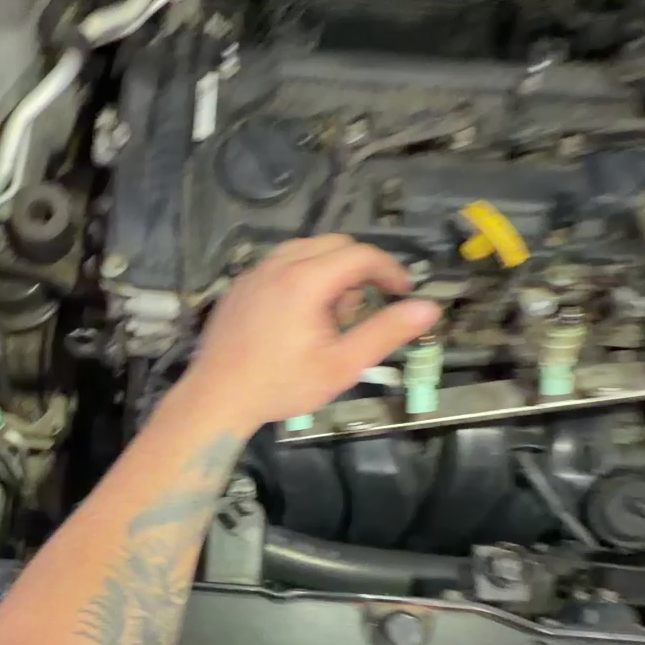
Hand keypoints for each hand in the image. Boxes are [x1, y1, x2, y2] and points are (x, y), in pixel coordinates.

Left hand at [172, 235, 442, 430]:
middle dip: (357, 271)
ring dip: (328, 273)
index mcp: (305, 279)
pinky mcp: (238, 287)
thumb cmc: (280, 386)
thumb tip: (428, 309)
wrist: (216, 398)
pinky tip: (296, 320)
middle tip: (358, 313)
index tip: (402, 293)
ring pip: (304, 251)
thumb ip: (385, 333)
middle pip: (334, 245)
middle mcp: (278, 265)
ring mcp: (253, 273)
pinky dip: (299, 278)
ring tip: (327, 320)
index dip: (389, 270)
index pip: (361, 255)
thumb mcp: (341, 366)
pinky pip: (278, 266)